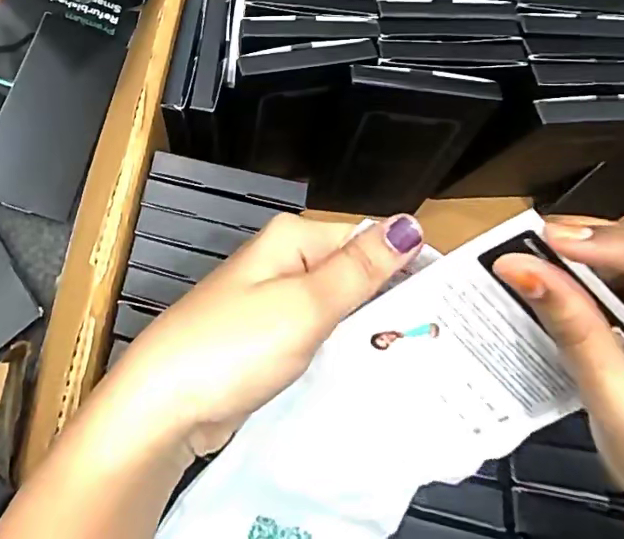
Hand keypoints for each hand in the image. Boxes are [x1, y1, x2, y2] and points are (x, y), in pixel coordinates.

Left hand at [103, 213, 424, 456]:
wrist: (169, 401)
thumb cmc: (230, 346)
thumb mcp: (305, 305)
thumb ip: (358, 268)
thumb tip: (406, 223)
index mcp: (293, 239)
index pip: (368, 239)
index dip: (411, 267)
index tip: (454, 302)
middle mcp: (286, 262)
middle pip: (357, 273)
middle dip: (394, 303)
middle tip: (443, 341)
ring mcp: (278, 300)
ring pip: (342, 309)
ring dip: (373, 331)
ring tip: (421, 361)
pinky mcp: (274, 337)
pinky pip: (323, 337)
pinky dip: (346, 351)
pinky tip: (374, 374)